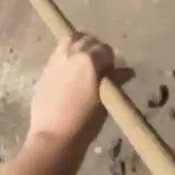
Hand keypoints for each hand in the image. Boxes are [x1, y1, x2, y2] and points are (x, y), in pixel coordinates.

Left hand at [27, 33, 114, 148]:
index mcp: (89, 60)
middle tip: (99, 66)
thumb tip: (128, 71)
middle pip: (88, 40)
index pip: (105, 49)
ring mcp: (56, 58)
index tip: (112, 72)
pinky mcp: (45, 67)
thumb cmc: (85, 122)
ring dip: (80, 45)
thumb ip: (114, 80)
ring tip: (84, 62)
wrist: (54, 134)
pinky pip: (59, 50)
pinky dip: (67, 52)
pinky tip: (70, 68)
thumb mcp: (104, 101)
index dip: (111, 60)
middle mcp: (72, 53)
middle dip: (96, 49)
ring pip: (71, 39)